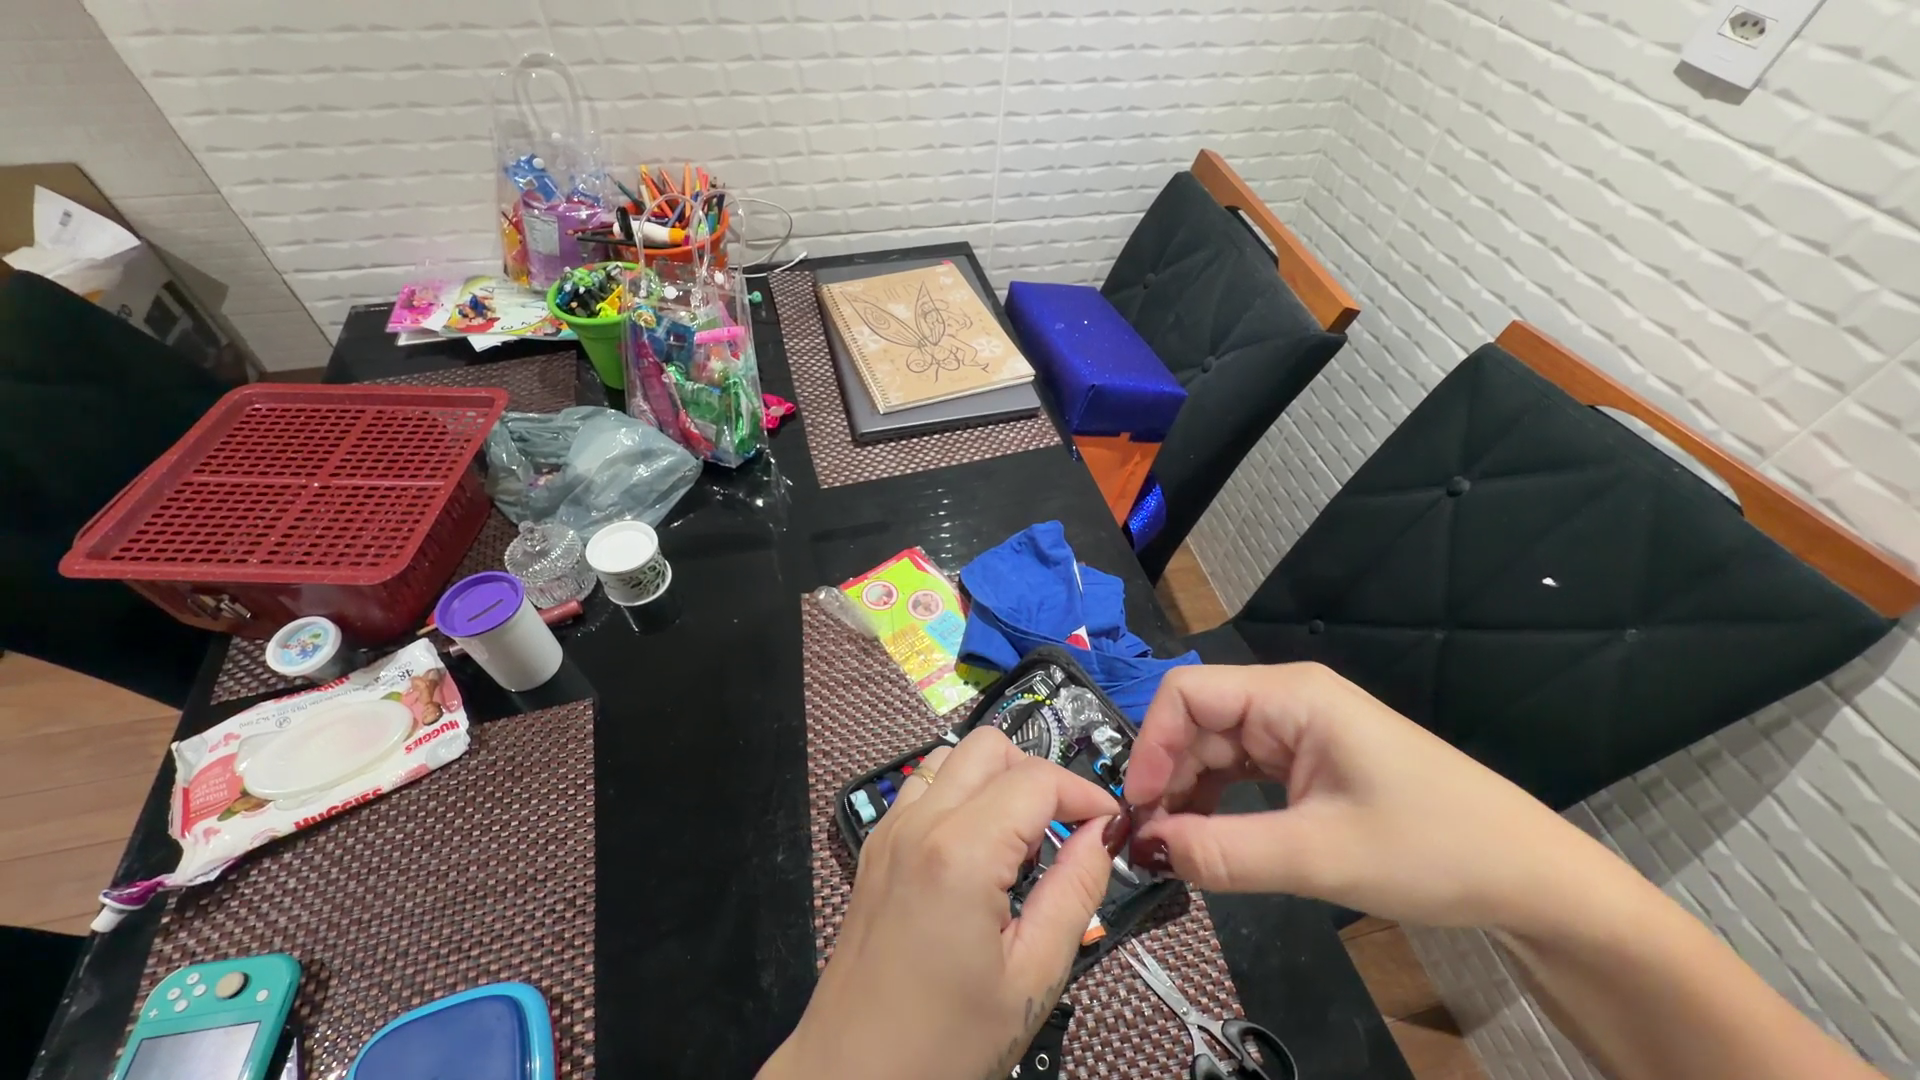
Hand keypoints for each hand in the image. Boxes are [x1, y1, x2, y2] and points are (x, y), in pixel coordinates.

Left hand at [763, 727, 1121, 1079]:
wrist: (852, 1076)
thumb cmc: (945, 1043)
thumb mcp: (1032, 976)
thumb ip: (1075, 891)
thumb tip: (1105, 834)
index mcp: (959, 851)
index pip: (1036, 779)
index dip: (1085, 793)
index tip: (1111, 826)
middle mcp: (918, 823)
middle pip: (991, 746)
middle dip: (1039, 774)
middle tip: (1066, 829)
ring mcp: (889, 830)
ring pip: (953, 757)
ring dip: (997, 778)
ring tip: (1022, 841)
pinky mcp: (875, 847)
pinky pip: (924, 788)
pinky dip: (961, 793)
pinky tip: (978, 848)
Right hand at [1123, 663, 1622, 933]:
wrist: (1531, 879)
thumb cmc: (1434, 851)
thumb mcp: (1320, 857)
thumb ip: (1222, 852)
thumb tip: (1142, 849)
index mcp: (1292, 696)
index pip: (1187, 693)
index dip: (1151, 744)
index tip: (1138, 809)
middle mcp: (1288, 702)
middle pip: (1196, 721)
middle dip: (1165, 776)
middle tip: (1147, 843)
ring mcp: (1299, 731)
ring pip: (1214, 748)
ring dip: (1186, 792)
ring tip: (1171, 847)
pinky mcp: (1309, 762)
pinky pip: (1241, 771)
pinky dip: (1215, 803)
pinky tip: (1207, 838)